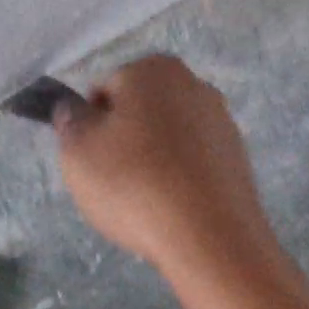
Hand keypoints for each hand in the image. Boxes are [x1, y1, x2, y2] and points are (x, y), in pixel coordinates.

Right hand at [55, 55, 279, 277]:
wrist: (209, 239)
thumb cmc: (134, 187)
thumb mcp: (78, 153)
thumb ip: (69, 123)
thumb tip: (74, 111)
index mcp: (153, 69)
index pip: (104, 91)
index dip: (90, 129)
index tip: (92, 165)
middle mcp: (195, 85)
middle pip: (141, 116)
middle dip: (125, 147)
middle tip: (116, 190)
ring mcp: (223, 125)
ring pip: (170, 145)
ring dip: (153, 169)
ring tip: (147, 209)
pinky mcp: (239, 165)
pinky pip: (194, 171)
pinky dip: (180, 188)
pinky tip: (174, 216)